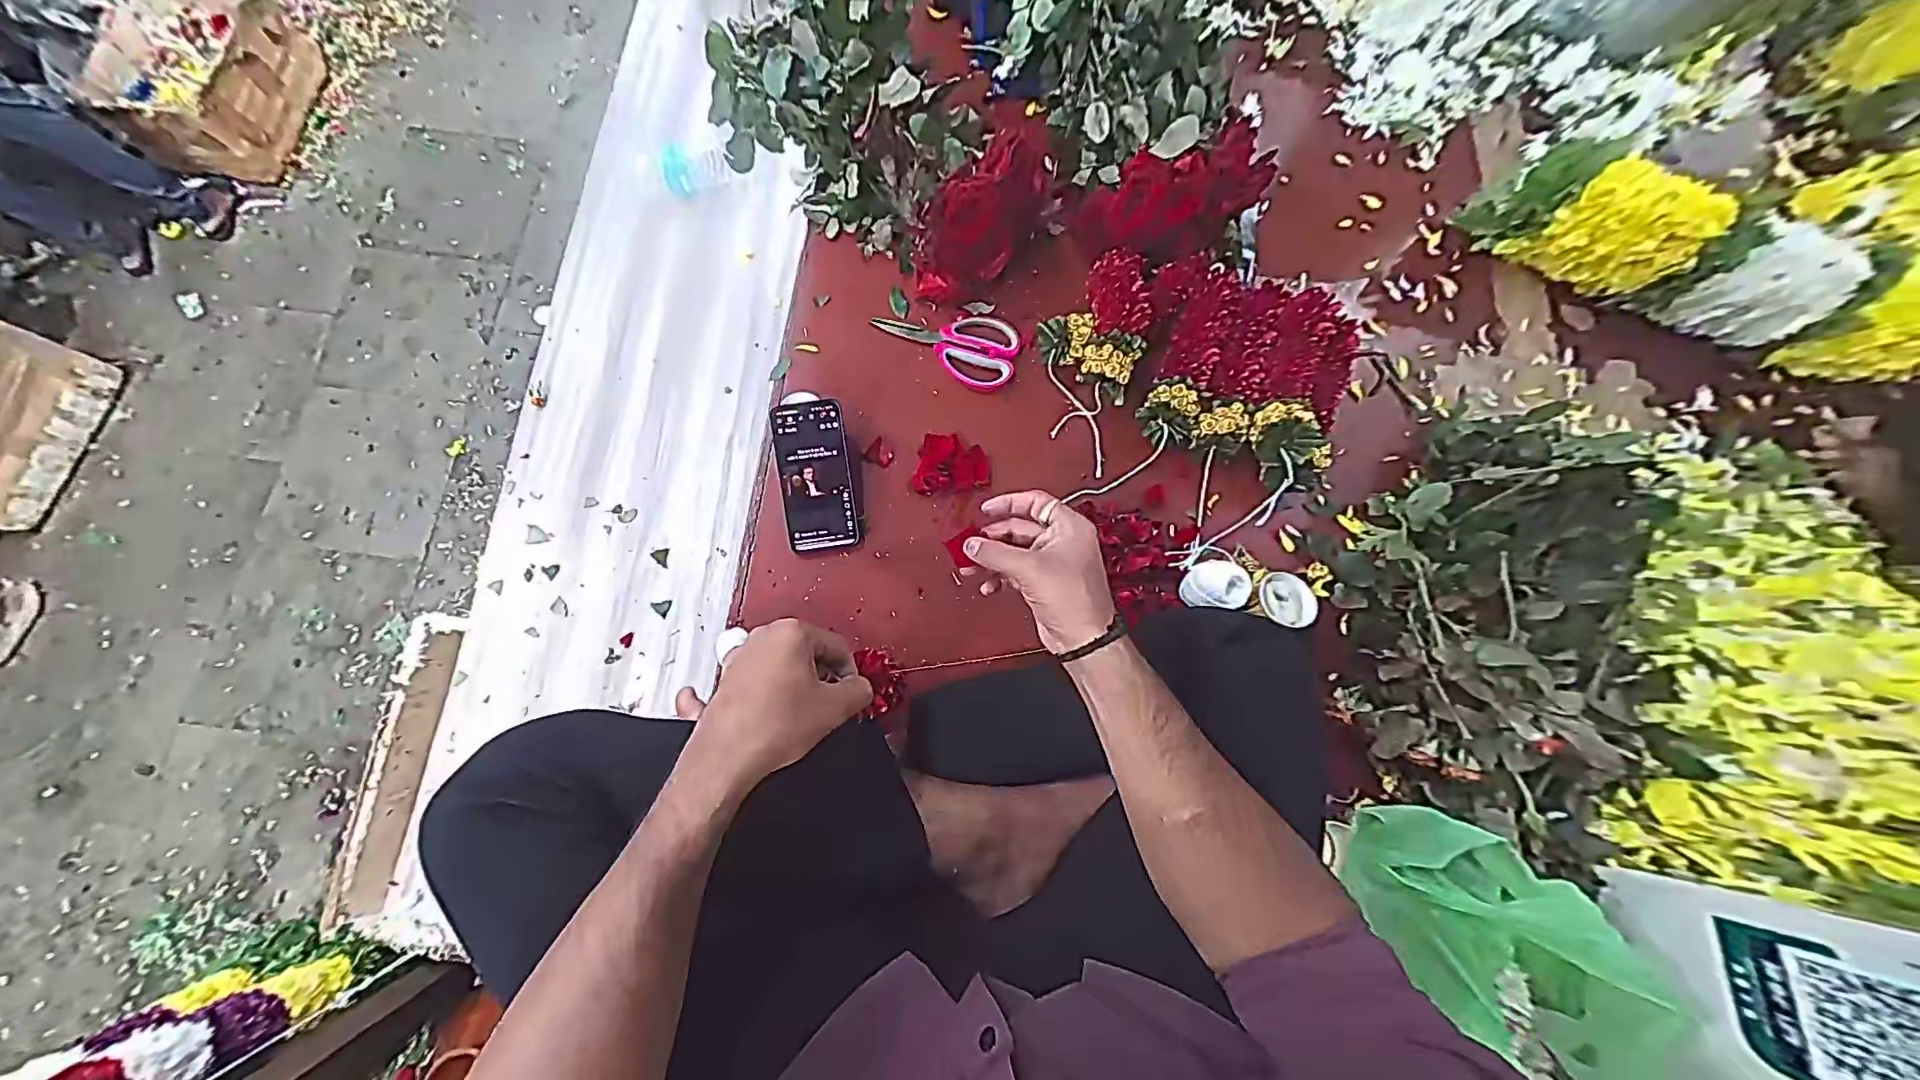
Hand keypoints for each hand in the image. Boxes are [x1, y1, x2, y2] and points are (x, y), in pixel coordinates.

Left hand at [672, 620, 872, 788]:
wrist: (726, 757)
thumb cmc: (771, 727)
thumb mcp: (835, 708)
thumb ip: (859, 690)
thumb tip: (860, 688)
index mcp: (792, 632)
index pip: (837, 646)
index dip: (849, 672)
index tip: (850, 692)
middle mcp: (763, 636)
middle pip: (809, 652)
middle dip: (821, 677)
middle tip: (827, 703)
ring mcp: (740, 656)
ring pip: (783, 665)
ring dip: (795, 685)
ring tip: (798, 714)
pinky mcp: (726, 678)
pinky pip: (757, 680)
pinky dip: (767, 694)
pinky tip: (771, 712)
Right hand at [960, 490, 1117, 653]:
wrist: (1083, 638)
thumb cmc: (1076, 601)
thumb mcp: (1030, 569)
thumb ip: (996, 553)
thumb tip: (973, 544)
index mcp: (1069, 527)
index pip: (1036, 502)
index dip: (1009, 503)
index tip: (987, 508)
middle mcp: (1062, 541)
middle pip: (1020, 528)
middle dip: (993, 537)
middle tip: (972, 543)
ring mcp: (1053, 562)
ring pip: (1014, 551)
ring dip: (992, 558)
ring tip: (972, 565)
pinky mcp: (1044, 581)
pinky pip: (1015, 570)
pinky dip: (1000, 576)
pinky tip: (989, 584)